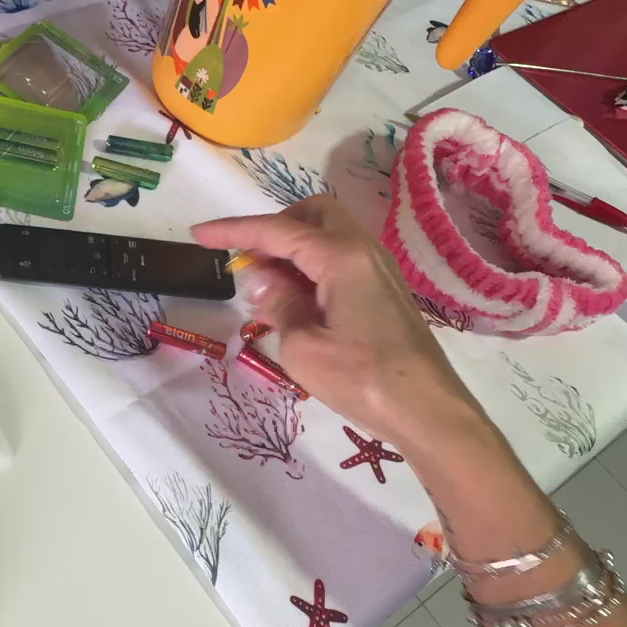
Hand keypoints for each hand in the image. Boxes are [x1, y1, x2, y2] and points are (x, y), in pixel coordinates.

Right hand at [193, 196, 486, 457]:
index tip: (199, 233)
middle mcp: (362, 251)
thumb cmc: (362, 379)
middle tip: (247, 262)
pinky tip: (294, 303)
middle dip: (273, 228)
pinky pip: (338, 260)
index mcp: (341, 258)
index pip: (277, 231)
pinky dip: (310, 267)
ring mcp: (377, 270)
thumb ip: (279, 304)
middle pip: (312, 215)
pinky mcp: (382, 291)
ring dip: (291, 250)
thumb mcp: (302, 347)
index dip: (234, 231)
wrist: (428, 411)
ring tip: (266, 290)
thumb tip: (264, 282)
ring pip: (327, 236)